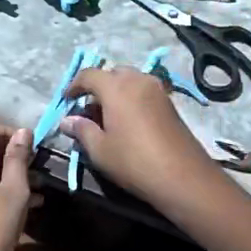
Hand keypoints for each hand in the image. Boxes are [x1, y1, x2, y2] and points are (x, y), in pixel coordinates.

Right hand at [61, 67, 232, 215]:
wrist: (182, 176)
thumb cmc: (134, 161)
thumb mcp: (100, 150)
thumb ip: (82, 130)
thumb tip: (68, 121)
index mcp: (117, 86)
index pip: (89, 75)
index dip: (74, 86)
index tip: (67, 101)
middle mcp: (139, 80)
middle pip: (113, 74)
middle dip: (98, 88)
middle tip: (88, 111)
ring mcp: (158, 91)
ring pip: (131, 82)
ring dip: (117, 94)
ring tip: (108, 119)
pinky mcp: (171, 104)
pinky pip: (145, 93)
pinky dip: (132, 100)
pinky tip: (128, 123)